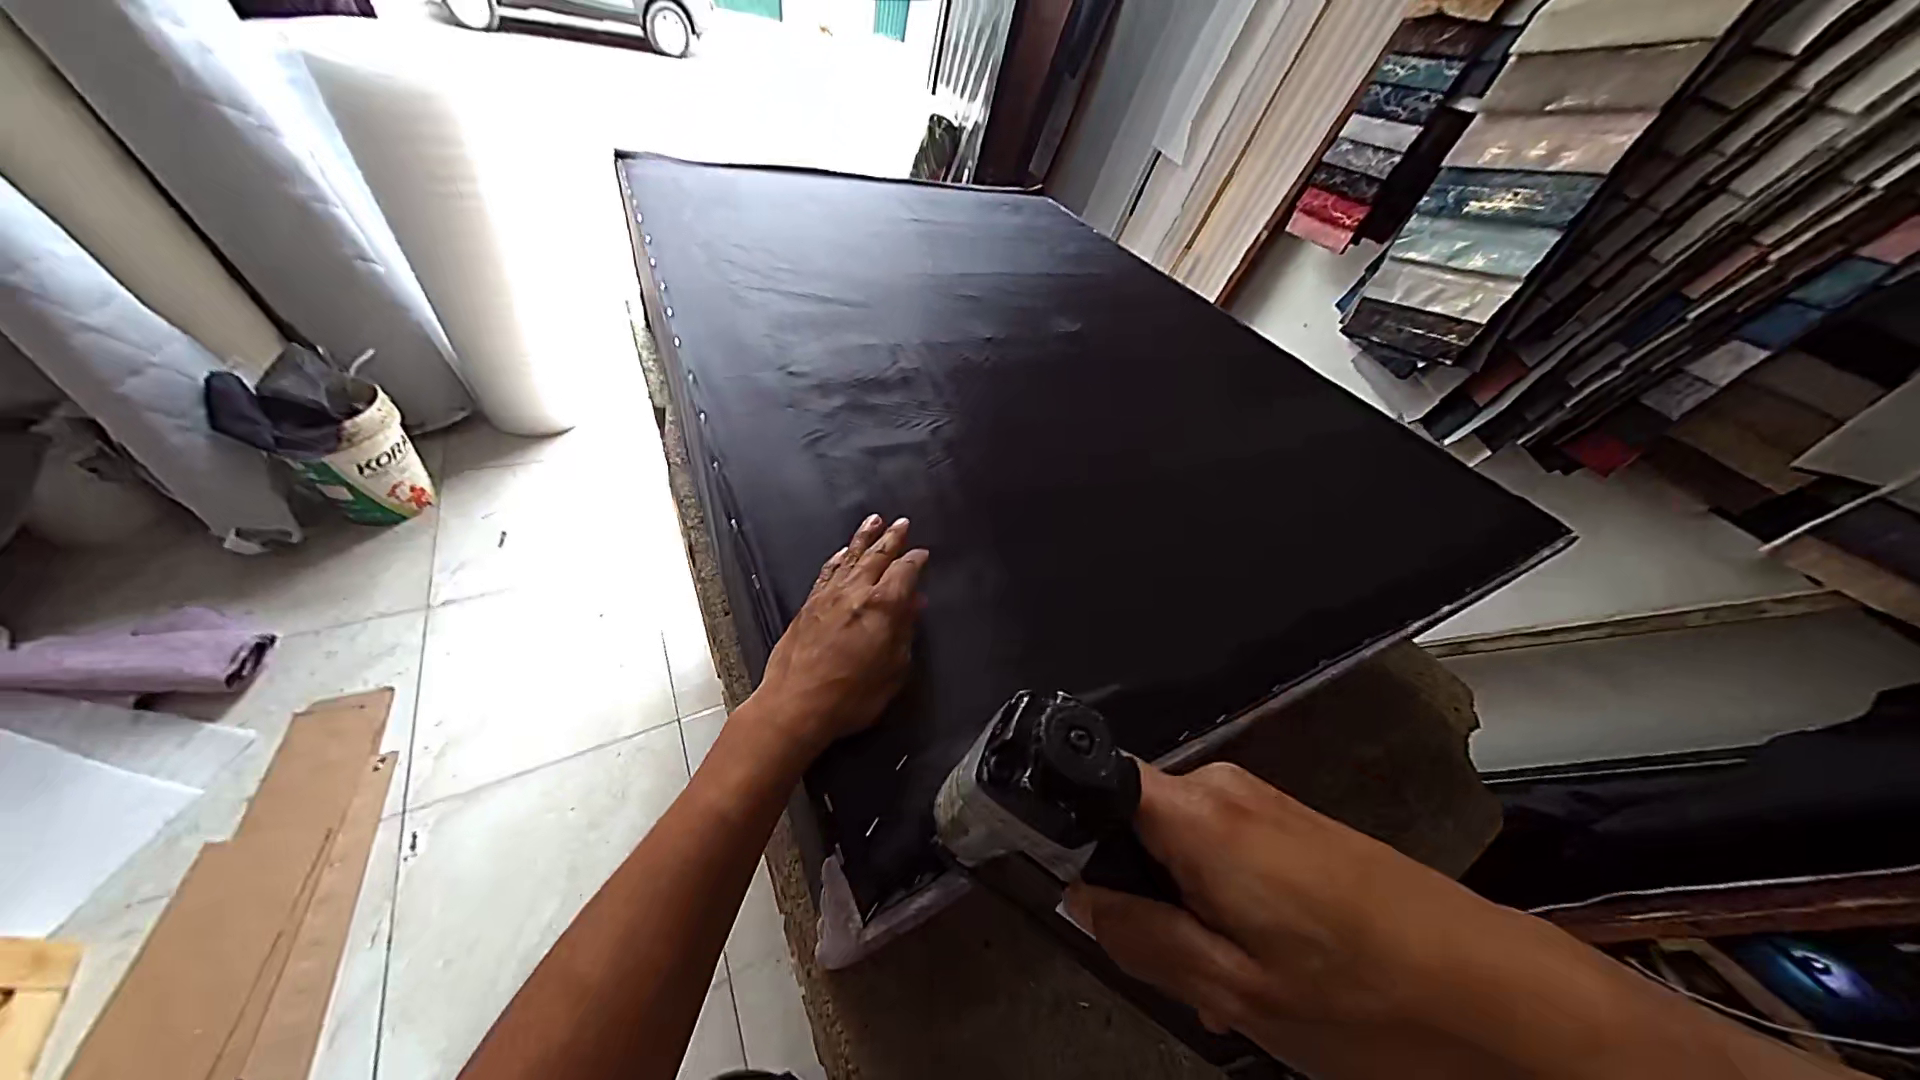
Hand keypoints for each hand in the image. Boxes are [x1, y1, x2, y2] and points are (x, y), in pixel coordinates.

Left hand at [753, 515, 928, 751]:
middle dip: (892, 538)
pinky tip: (842, 553)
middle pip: (877, 555)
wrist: (795, 705)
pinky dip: (838, 559)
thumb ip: (905, 633)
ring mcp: (828, 596)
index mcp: (882, 606)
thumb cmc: (849, 696)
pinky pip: (827, 572)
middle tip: (901, 523)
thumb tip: (913, 607)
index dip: (916, 560)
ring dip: (864, 537)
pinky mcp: (808, 606)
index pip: (905, 572)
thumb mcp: (894, 670)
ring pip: (850, 557)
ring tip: (874, 521)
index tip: (922, 553)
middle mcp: (855, 593)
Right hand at [1064, 763, 1496, 1042]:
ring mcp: (1258, 800)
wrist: (1503, 996)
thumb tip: (1082, 903)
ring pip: (1176, 839)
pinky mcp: (1285, 818)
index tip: (1079, 883)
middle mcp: (1222, 787)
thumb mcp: (1234, 988)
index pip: (1097, 781)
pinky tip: (1256, 956)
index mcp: (1198, 816)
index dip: (1073, 828)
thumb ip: (1141, 937)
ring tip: (1224, 976)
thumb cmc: (1372, 997)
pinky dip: (1217, 894)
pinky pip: (1217, 844)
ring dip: (1181, 901)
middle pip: (1135, 819)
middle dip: (1137, 886)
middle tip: (1171, 961)